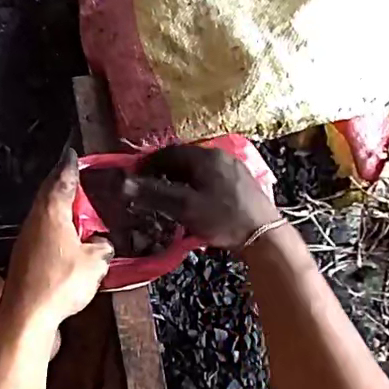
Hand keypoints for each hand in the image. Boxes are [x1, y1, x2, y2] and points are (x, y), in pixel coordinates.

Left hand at [2, 148, 113, 325]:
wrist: (27, 316)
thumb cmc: (57, 284)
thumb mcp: (95, 261)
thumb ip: (103, 246)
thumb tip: (102, 244)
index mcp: (52, 211)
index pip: (62, 178)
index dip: (70, 165)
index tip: (72, 154)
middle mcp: (35, 220)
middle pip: (50, 194)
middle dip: (65, 186)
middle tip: (79, 180)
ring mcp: (27, 240)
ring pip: (46, 216)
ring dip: (62, 211)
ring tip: (80, 214)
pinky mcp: (26, 259)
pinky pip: (45, 235)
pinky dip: (58, 232)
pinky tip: (69, 243)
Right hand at [130, 145, 280, 249]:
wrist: (264, 236)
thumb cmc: (223, 219)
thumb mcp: (185, 208)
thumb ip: (154, 194)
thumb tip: (124, 183)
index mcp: (205, 156)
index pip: (168, 152)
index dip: (148, 164)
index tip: (135, 179)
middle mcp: (220, 155)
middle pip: (184, 159)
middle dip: (164, 172)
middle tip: (150, 189)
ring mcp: (234, 167)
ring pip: (199, 169)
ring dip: (181, 180)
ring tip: (170, 198)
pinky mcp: (242, 181)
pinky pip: (212, 177)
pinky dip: (198, 185)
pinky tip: (196, 202)